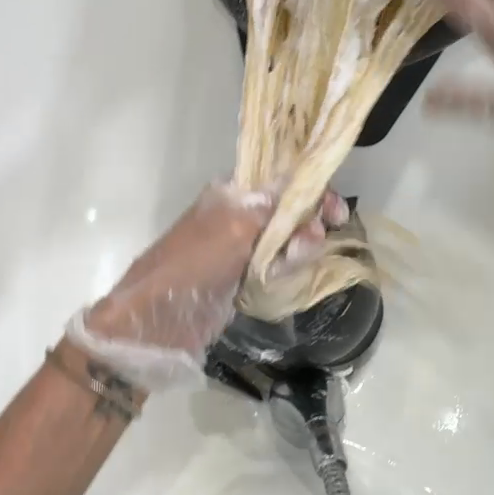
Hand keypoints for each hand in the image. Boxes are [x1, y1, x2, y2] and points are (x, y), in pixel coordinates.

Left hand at [67, 183, 344, 390]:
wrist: (157, 317)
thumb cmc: (194, 263)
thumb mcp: (235, 226)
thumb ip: (272, 202)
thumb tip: (303, 177)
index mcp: (232, 193)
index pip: (282, 182)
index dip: (311, 193)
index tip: (335, 213)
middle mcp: (238, 215)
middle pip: (290, 212)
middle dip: (306, 226)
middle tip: (307, 244)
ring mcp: (241, 248)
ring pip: (287, 242)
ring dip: (296, 252)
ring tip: (283, 267)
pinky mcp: (243, 278)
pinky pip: (276, 268)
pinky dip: (282, 272)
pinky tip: (275, 280)